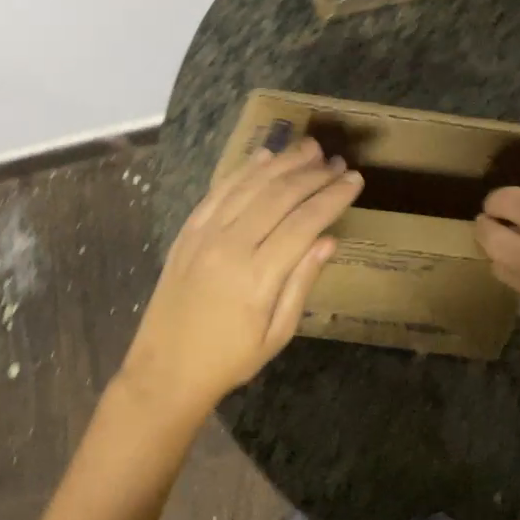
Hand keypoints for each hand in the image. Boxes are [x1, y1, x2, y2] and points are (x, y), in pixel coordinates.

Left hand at [121, 138, 362, 414]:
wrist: (164, 370)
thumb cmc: (229, 359)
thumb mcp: (277, 334)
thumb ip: (301, 283)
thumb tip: (329, 239)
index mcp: (258, 278)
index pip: (304, 222)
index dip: (332, 197)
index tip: (354, 180)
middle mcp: (230, 247)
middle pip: (279, 196)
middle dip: (313, 174)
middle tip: (337, 162)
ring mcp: (204, 235)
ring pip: (249, 186)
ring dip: (282, 163)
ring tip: (309, 149)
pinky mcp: (187, 232)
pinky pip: (219, 191)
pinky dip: (244, 171)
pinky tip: (264, 157)